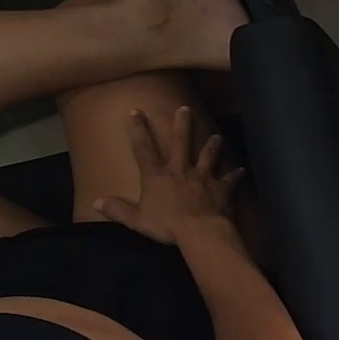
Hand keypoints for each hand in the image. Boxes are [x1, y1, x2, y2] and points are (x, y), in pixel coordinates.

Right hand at [95, 107, 243, 243]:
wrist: (200, 231)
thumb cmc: (166, 225)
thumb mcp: (136, 219)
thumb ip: (118, 210)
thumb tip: (96, 203)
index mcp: (157, 176)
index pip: (143, 148)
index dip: (138, 129)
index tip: (136, 111)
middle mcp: (181, 171)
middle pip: (181, 143)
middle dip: (182, 124)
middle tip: (186, 108)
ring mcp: (204, 178)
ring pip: (209, 156)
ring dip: (213, 145)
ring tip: (218, 136)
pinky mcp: (222, 189)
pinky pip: (230, 180)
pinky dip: (236, 175)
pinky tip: (242, 170)